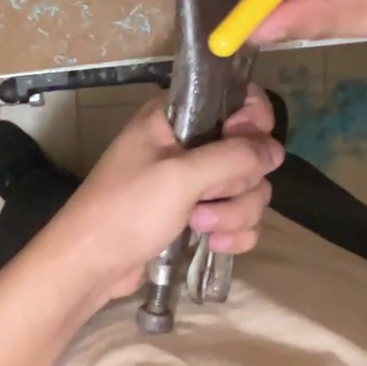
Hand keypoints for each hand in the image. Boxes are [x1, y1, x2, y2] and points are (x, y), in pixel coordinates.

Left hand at [33, 86, 284, 303]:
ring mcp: (193, 182)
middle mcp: (187, 144)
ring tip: (201, 229)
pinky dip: (233, 233)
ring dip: (234, 214)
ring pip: (248, 189)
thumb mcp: (180, 176)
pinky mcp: (196, 216)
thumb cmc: (127, 210)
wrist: (91, 265)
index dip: (253, 123)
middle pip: (248, 152)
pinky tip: (214, 245)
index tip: (249, 148)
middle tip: (205, 201)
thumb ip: (233, 156)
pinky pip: (237, 218)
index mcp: (175, 117)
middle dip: (239, 184)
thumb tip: (275, 151)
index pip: (237, 100)